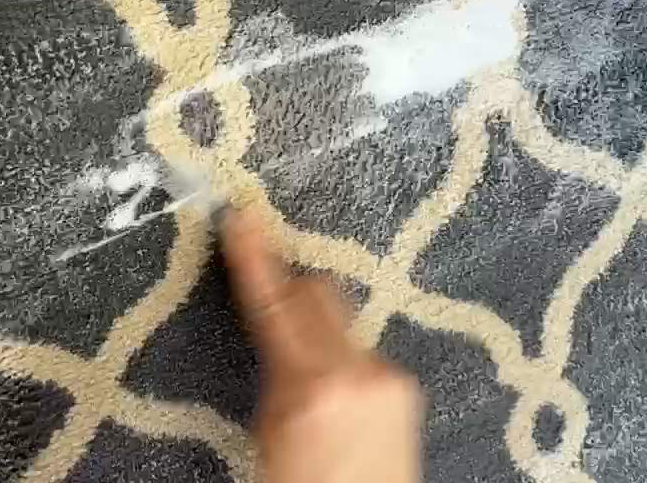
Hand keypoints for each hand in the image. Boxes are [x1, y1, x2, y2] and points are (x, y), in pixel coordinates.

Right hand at [220, 209, 423, 482]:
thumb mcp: (269, 430)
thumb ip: (274, 369)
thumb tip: (274, 324)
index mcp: (309, 386)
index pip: (272, 301)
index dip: (252, 254)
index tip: (240, 216)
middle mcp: (356, 370)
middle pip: (315, 289)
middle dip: (288, 284)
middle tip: (266, 283)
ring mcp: (387, 374)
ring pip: (338, 314)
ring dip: (315, 321)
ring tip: (303, 358)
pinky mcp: (406, 383)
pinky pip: (361, 343)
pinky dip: (340, 351)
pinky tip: (335, 386)